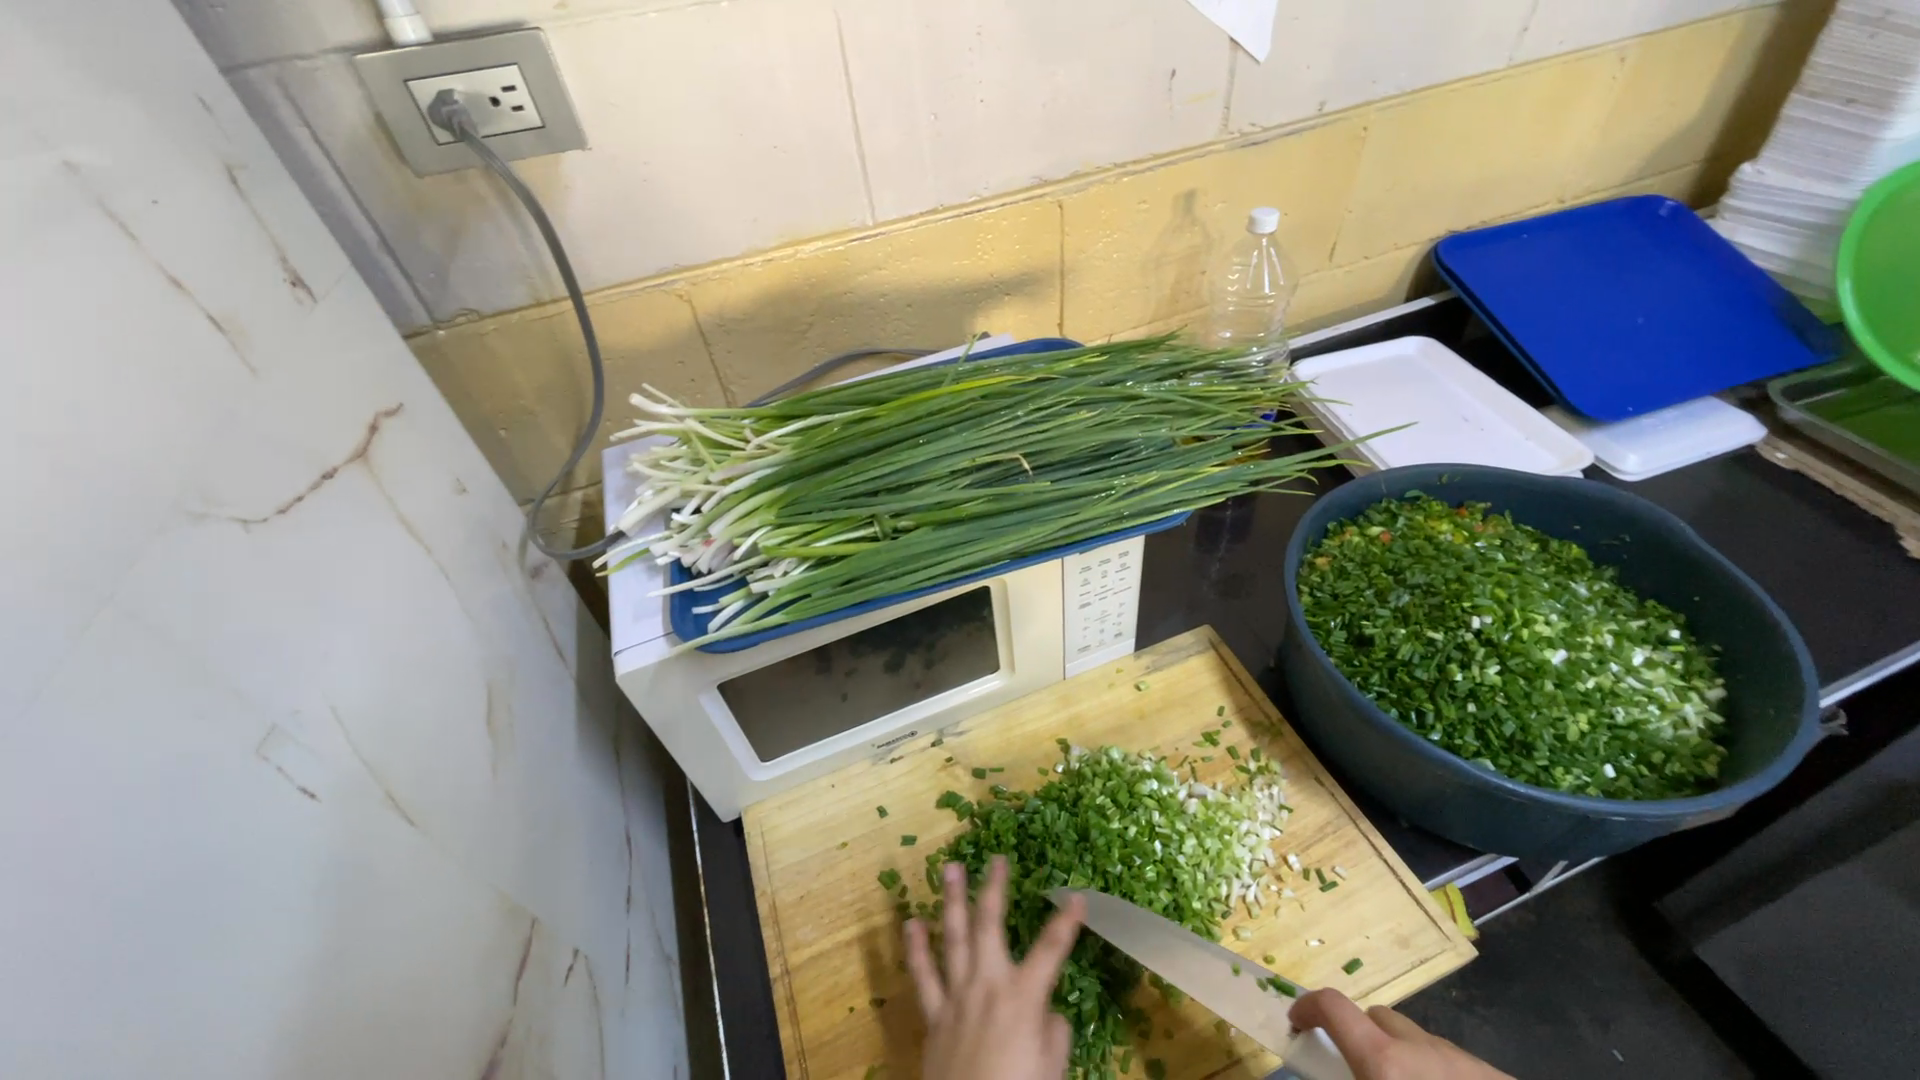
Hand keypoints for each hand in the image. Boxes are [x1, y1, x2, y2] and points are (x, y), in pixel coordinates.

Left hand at [903, 856, 1085, 1079]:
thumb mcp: (1051, 1067)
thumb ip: (1051, 1032)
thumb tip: (1045, 1012)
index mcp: (1024, 997)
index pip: (1052, 950)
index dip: (1066, 922)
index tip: (1078, 895)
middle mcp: (988, 985)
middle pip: (990, 926)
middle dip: (994, 889)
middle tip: (996, 858)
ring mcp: (956, 997)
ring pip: (953, 938)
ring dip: (952, 900)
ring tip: (949, 868)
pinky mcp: (934, 1016)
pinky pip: (923, 975)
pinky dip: (916, 949)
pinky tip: (911, 923)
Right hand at [1289, 989, 1514, 1079]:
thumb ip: (1356, 1076)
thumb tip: (1345, 1071)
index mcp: (1382, 1061)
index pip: (1333, 1006)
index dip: (1308, 1007)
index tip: (1298, 1025)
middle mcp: (1418, 1048)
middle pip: (1377, 1017)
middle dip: (1360, 1036)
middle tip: (1359, 1075)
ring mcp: (1460, 1059)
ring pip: (1418, 1042)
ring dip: (1402, 1060)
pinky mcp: (1494, 1076)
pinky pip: (1453, 1065)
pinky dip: (1439, 1078)